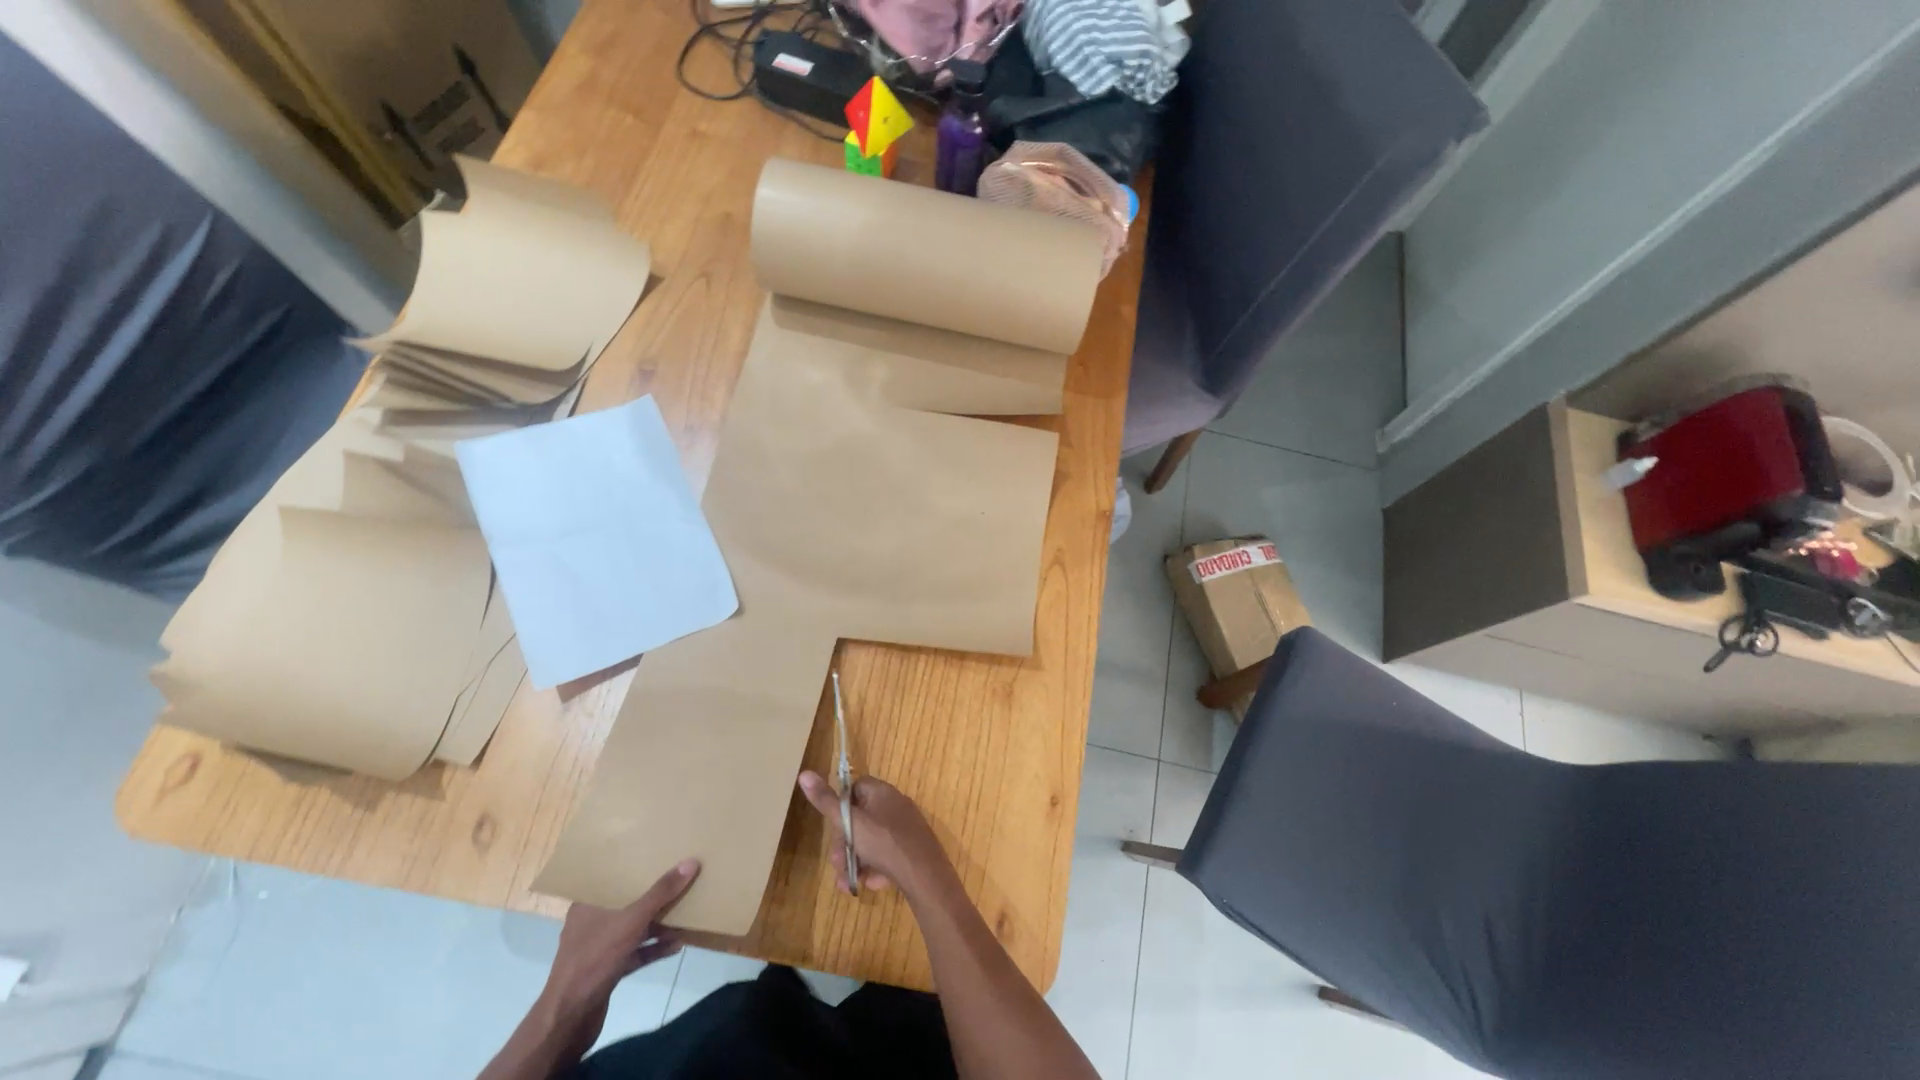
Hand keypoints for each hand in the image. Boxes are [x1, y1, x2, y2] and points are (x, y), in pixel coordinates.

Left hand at [544, 859, 698, 1010]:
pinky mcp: (608, 970)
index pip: (614, 881)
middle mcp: (591, 924)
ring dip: (658, 925)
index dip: (637, 870)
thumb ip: (660, 894)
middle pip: (627, 904)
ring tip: (686, 915)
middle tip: (681, 884)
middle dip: (653, 897)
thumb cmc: (595, 959)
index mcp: (588, 906)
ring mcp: (599, 949)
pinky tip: (677, 946)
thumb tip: (690, 862)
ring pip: (633, 930)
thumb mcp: (630, 922)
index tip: (662, 860)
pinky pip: (635, 952)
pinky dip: (654, 948)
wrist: (571, 1017)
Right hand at [797, 771, 954, 899]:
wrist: (925, 875)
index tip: (833, 826)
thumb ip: (826, 802)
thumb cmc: (884, 843)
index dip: (840, 807)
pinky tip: (872, 883)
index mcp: (882, 792)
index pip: (855, 788)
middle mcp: (895, 806)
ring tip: (848, 882)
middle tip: (838, 863)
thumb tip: (803, 773)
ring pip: (871, 843)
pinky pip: (886, 855)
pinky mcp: (911, 850)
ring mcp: (905, 829)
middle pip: (860, 820)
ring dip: (856, 862)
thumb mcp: (850, 823)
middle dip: (845, 845)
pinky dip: (876, 869)